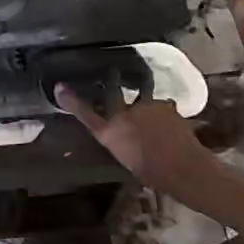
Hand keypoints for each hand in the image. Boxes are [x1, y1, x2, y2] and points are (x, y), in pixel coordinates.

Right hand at [54, 84, 211, 191]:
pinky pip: (162, 106)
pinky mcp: (166, 105)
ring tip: (153, 108)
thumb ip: (123, 142)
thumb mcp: (128, 160)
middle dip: (112, 78)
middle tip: (112, 69)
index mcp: (109, 133)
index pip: (86, 114)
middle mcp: (123, 115)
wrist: (183, 167)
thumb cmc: (153, 174)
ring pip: (143, 99)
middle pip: (114, 90)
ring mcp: (145, 106)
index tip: (60, 87)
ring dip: (145, 102)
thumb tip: (128, 135)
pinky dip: (164, 113)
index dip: (72, 101)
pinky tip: (172, 124)